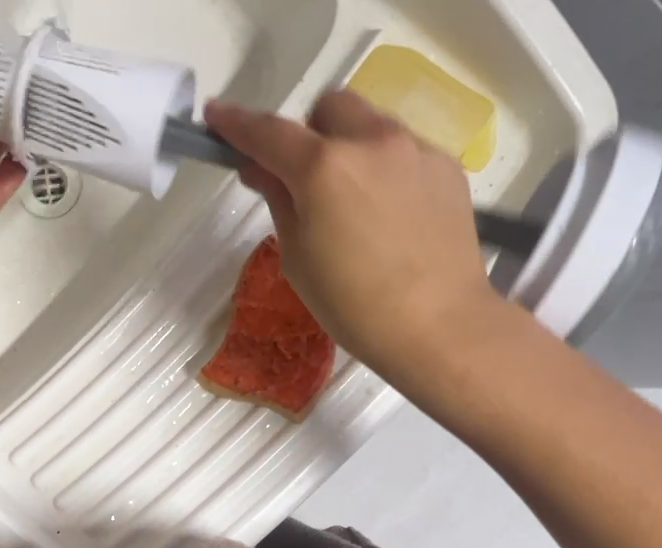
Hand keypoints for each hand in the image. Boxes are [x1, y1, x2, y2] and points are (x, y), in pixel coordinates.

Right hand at [203, 92, 501, 375]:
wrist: (437, 324)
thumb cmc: (353, 305)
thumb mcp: (297, 258)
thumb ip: (279, 202)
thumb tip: (262, 169)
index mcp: (324, 169)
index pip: (269, 133)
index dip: (236, 124)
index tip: (215, 117)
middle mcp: (371, 142)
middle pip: (329, 108)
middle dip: (309, 133)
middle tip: (304, 179)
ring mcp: (415, 150)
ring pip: (370, 125)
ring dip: (349, 148)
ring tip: (352, 202)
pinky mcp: (445, 167)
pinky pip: (403, 151)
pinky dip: (385, 170)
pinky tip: (389, 218)